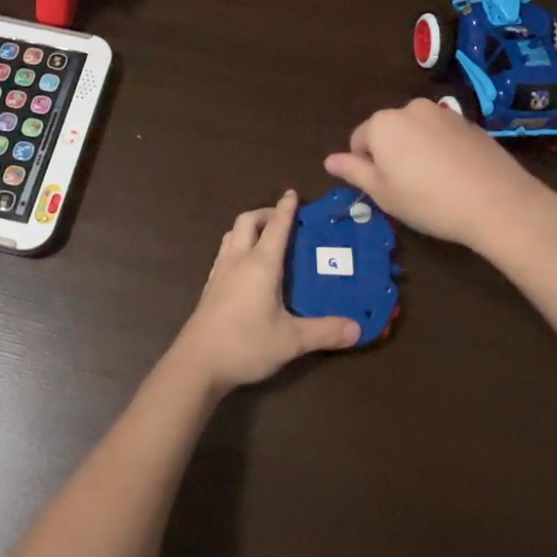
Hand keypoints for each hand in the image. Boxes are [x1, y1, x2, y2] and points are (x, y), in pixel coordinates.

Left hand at [170, 190, 360, 390]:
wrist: (198, 362)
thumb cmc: (246, 344)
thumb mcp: (291, 341)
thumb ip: (325, 332)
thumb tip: (358, 329)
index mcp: (261, 264)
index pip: (276, 227)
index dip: (286, 209)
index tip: (292, 194)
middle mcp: (238, 260)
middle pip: (247, 221)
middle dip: (265, 213)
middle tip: (282, 219)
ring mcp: (219, 272)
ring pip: (231, 235)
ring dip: (248, 228)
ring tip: (264, 238)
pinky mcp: (209, 287)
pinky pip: (224, 253)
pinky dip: (237, 246)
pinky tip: (245, 266)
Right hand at [323, 99, 556, 249]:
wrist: (496, 201)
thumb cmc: (427, 200)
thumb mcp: (382, 193)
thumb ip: (353, 171)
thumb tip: (329, 159)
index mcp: (383, 123)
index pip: (358, 140)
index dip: (366, 167)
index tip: (384, 190)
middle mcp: (410, 109)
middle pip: (388, 131)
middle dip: (391, 154)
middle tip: (407, 188)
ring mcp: (443, 113)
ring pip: (416, 132)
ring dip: (416, 151)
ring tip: (433, 183)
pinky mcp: (470, 122)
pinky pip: (442, 135)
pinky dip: (440, 150)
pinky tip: (455, 176)